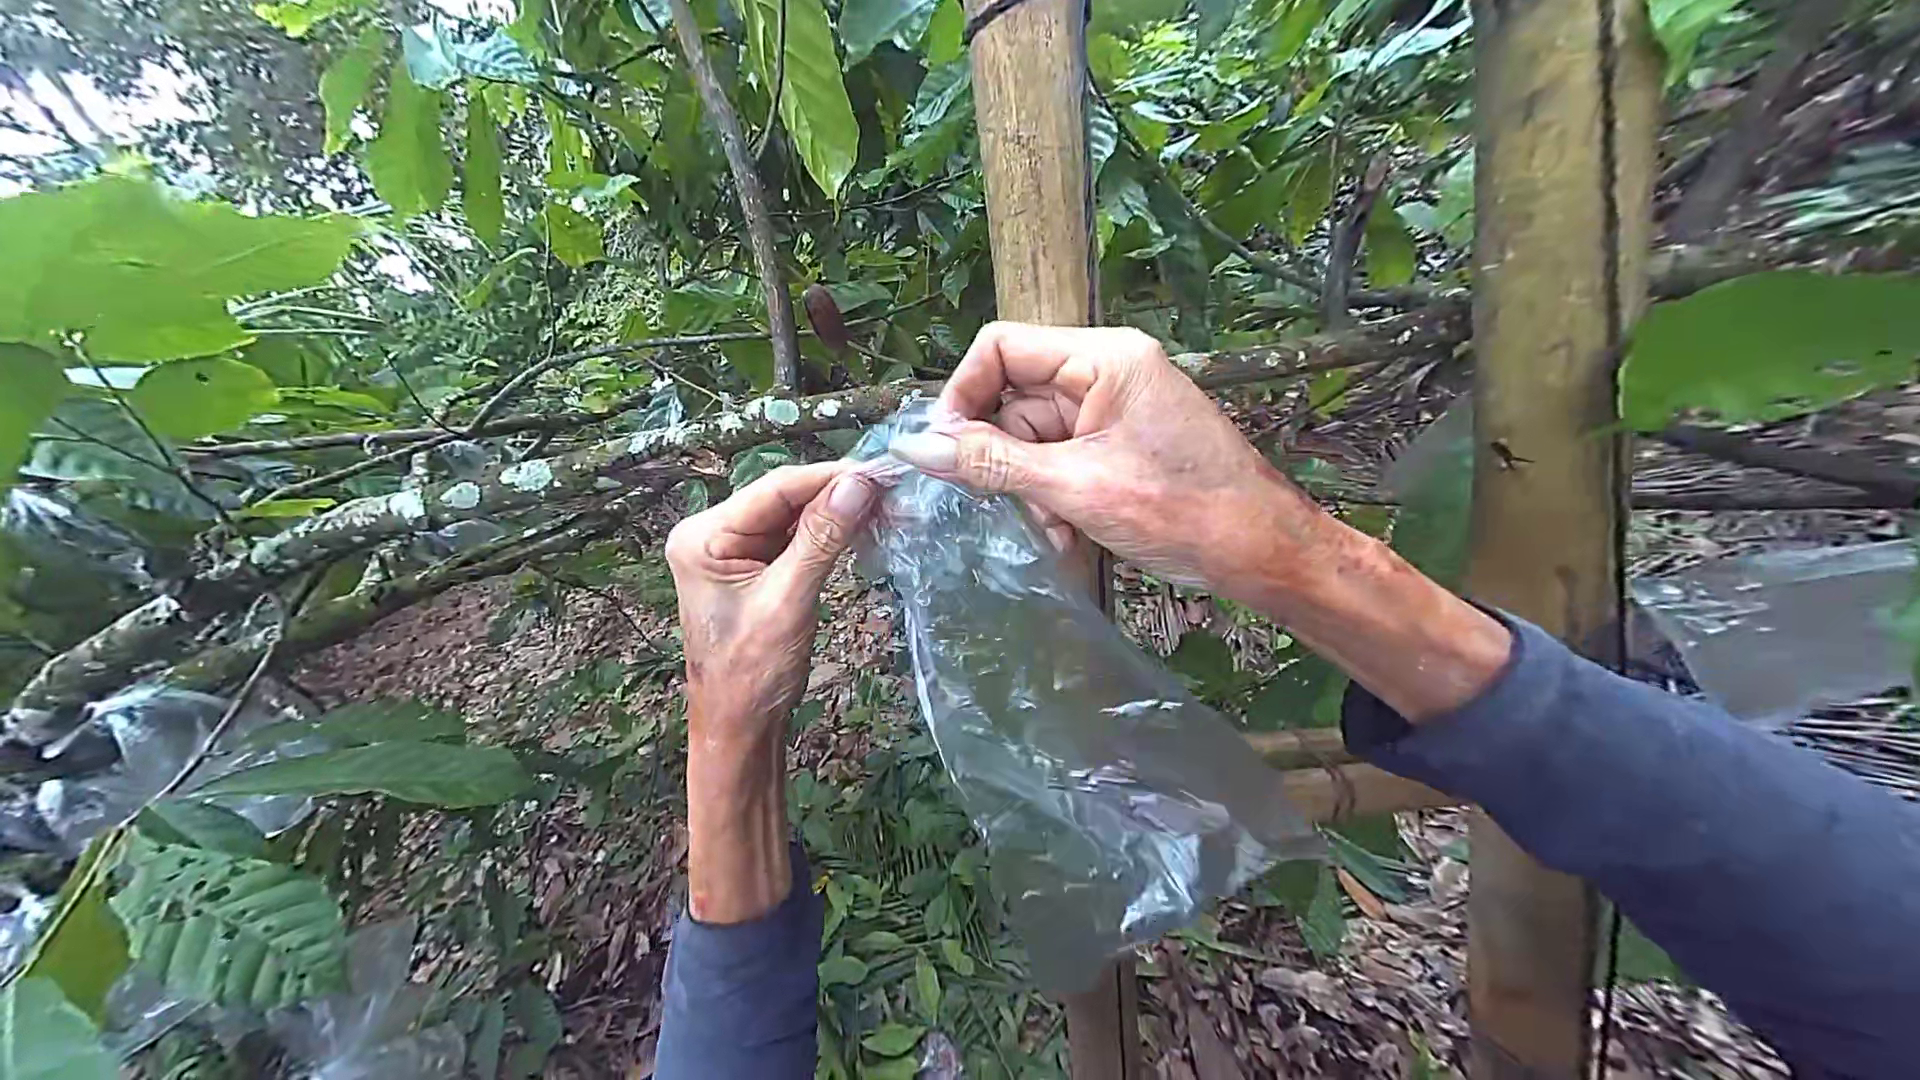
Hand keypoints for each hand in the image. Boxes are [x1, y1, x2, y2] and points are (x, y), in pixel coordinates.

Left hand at [665, 461, 875, 920]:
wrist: (740, 727)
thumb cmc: (752, 673)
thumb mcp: (789, 601)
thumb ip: (821, 539)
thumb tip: (860, 483)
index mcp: (704, 537)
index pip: (774, 489)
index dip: (829, 477)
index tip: (879, 472)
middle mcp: (714, 533)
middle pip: (785, 498)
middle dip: (838, 493)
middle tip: (891, 489)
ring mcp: (735, 549)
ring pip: (795, 515)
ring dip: (839, 511)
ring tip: (887, 504)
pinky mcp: (756, 565)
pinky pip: (798, 537)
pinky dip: (831, 532)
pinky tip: (863, 525)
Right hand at [892, 321, 1511, 722]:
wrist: (1262, 555)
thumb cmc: (1181, 511)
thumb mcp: (1075, 487)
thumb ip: (991, 464)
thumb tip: (917, 447)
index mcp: (1101, 359)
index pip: (1002, 348)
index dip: (962, 395)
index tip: (941, 450)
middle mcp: (1103, 374)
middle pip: (1014, 399)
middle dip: (1000, 458)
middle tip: (994, 504)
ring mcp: (1111, 412)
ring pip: (1032, 439)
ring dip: (1028, 488)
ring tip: (1053, 530)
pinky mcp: (1116, 446)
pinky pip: (1058, 461)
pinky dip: (1051, 497)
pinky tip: (1068, 534)